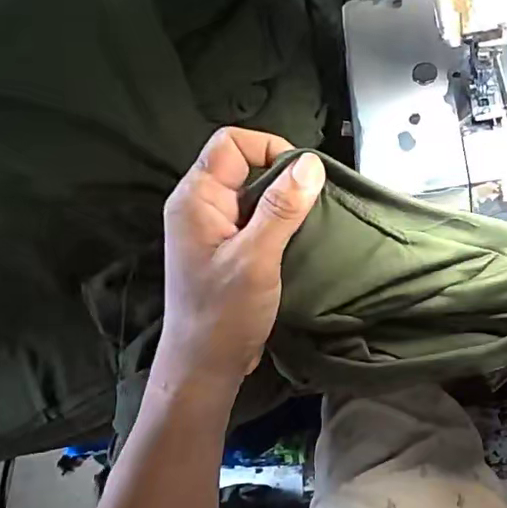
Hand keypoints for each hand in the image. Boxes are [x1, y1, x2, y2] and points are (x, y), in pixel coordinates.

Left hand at [157, 128, 324, 391]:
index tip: (303, 172)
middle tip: (311, 201)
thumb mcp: (256, 258)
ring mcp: (212, 228)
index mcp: (195, 199)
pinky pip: (254, 218)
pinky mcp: (226, 248)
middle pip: (243, 164)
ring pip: (252, 193)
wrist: (205, 363)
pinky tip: (298, 237)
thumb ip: (282, 209)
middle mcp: (199, 206)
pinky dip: (278, 222)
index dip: (268, 147)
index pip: (230, 144)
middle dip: (281, 175)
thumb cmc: (222, 314)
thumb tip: (310, 163)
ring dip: (283, 202)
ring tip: (309, 220)